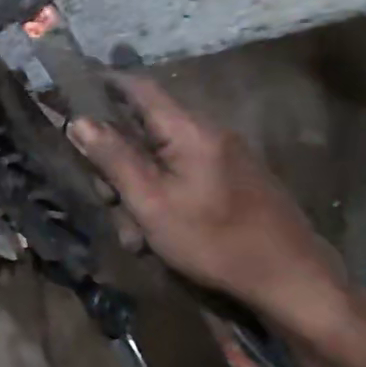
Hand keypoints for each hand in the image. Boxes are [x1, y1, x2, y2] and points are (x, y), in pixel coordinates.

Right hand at [67, 73, 348, 319]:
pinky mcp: (231, 180)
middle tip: (106, 199)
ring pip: (158, 159)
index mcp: (188, 130)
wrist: (295, 283)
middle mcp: (206, 133)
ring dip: (136, 190)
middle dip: (115, 162)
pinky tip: (156, 237)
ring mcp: (221, 157)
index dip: (102, 83)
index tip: (70, 92)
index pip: (138, 87)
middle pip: (142, 130)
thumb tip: (78, 121)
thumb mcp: (152, 202)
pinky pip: (180, 176)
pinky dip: (160, 198)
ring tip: (135, 235)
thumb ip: (113, 159)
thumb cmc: (217, 241)